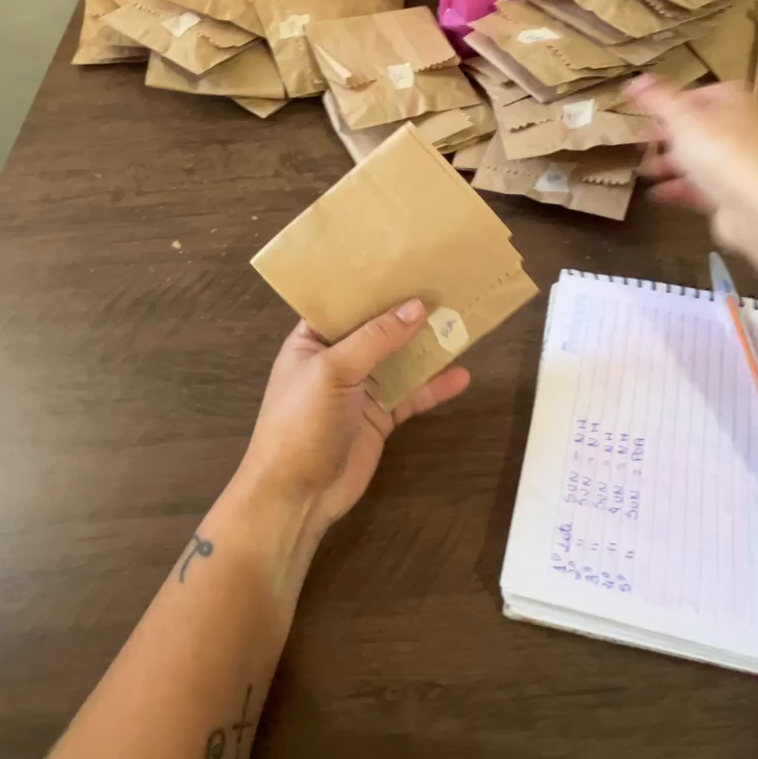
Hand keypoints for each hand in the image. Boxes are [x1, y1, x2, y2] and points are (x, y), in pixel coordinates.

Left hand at [235, 300, 470, 534]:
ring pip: (399, 361)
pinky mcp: (379, 418)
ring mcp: (360, 390)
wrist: (296, 496)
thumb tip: (417, 306)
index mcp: (312, 340)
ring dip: (426, 347)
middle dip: (408, 313)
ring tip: (461, 324)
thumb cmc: (300, 422)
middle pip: (378, 330)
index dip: (375, 285)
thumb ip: (376, 338)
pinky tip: (461, 376)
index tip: (410, 263)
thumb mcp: (333, 371)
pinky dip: (434, 386)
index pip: (346, 303)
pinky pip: (410, 395)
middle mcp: (337, 359)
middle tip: (446, 286)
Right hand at [626, 75, 757, 248]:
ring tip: (645, 169)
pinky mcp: (735, 196)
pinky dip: (679, 188)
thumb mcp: (684, 118)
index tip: (648, 109)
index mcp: (736, 102)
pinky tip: (657, 193)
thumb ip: (658, 98)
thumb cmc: (727, 154)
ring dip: (671, 163)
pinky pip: (702, 188)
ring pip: (701, 159)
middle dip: (670, 135)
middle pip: (701, 128)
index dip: (674, 100)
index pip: (703, 92)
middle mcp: (743, 130)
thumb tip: (636, 80)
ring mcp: (741, 165)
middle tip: (643, 140)